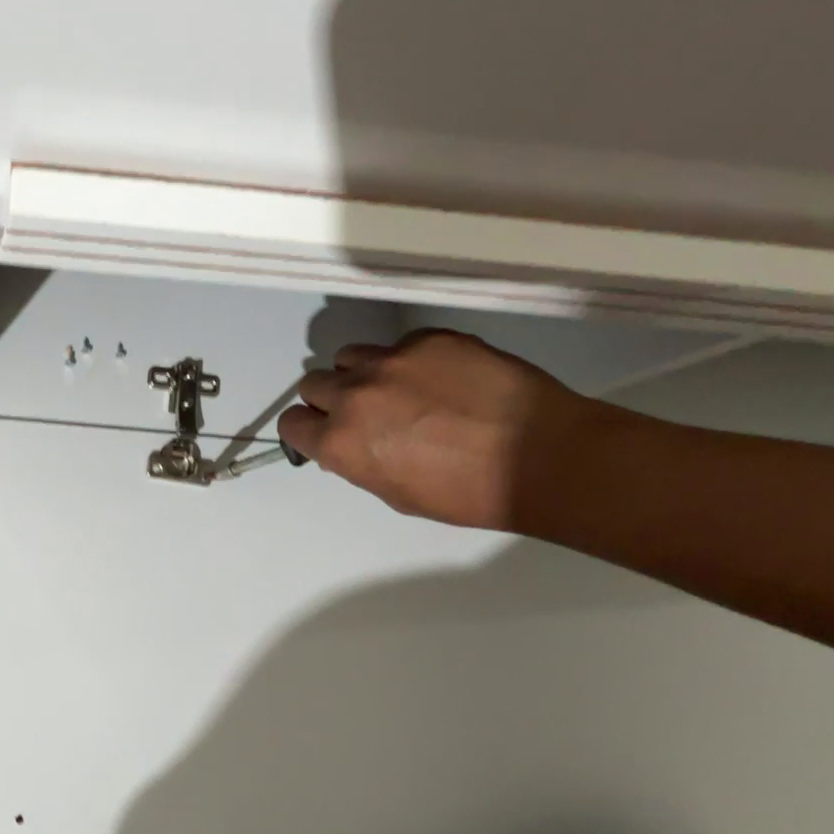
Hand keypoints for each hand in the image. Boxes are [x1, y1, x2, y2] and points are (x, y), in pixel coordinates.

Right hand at [277, 329, 606, 530]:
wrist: (542, 457)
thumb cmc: (467, 494)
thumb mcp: (395, 493)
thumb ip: (357, 461)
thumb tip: (349, 443)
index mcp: (339, 442)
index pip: (291, 423)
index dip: (309, 428)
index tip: (326, 432)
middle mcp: (352, 396)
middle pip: (313, 383)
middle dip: (333, 398)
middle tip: (368, 412)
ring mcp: (390, 361)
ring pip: (351, 357)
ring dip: (364, 373)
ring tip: (402, 389)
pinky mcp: (428, 339)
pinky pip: (400, 345)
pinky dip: (411, 360)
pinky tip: (444, 379)